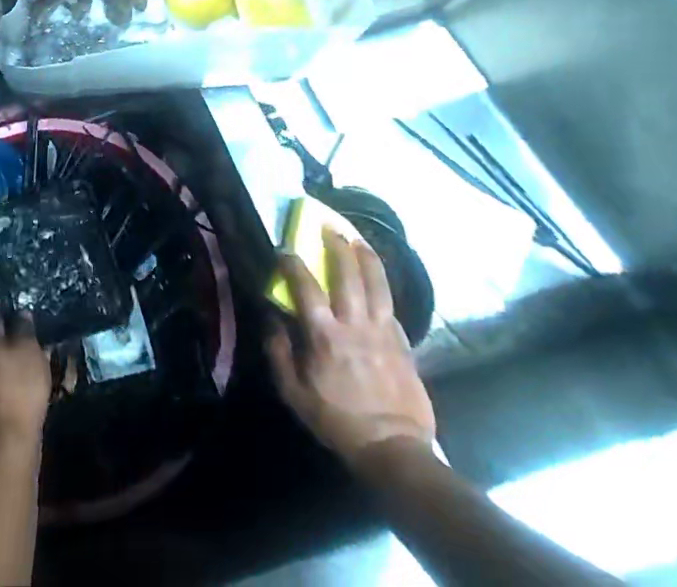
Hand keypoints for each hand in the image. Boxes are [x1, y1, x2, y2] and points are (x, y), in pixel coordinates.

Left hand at [0, 314, 50, 444]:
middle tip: (39, 340)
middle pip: (0, 338)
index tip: (32, 316)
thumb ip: (24, 327)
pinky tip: (32, 377)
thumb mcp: (29, 349)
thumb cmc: (22, 384)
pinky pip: (4, 374)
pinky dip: (17, 373)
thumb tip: (21, 312)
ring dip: (19, 356)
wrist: (13, 433)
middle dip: (18, 338)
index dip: (15, 314)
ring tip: (40, 358)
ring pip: (3, 357)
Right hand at [267, 231, 435, 468]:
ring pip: (378, 284)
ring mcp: (384, 332)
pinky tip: (377, 282)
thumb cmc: (336, 420)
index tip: (285, 250)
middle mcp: (355, 325)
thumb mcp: (293, 392)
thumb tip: (272, 320)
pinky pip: (391, 306)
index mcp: (325, 336)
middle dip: (337, 247)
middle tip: (329, 229)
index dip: (293, 264)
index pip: (306, 287)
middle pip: (348, 275)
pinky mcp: (404, 342)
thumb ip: (279, 352)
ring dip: (367, 258)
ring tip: (359, 240)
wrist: (393, 448)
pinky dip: (382, 288)